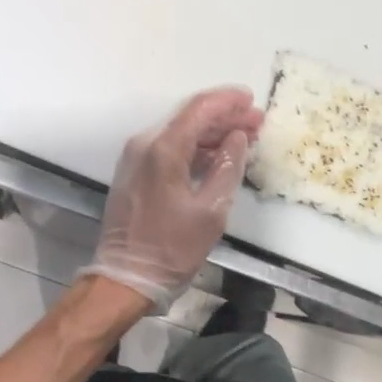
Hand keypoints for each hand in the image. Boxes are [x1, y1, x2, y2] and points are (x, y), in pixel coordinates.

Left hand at [79, 87, 263, 311]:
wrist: (125, 279)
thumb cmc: (171, 249)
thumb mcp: (211, 212)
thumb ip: (227, 169)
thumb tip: (237, 139)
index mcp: (162, 150)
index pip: (199, 109)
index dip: (228, 101)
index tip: (253, 101)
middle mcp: (144, 145)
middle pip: (188, 117)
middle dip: (223, 117)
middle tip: (256, 122)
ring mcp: (135, 160)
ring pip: (178, 133)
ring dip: (210, 133)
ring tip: (242, 138)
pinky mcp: (134, 176)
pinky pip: (168, 150)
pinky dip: (194, 149)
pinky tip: (215, 157)